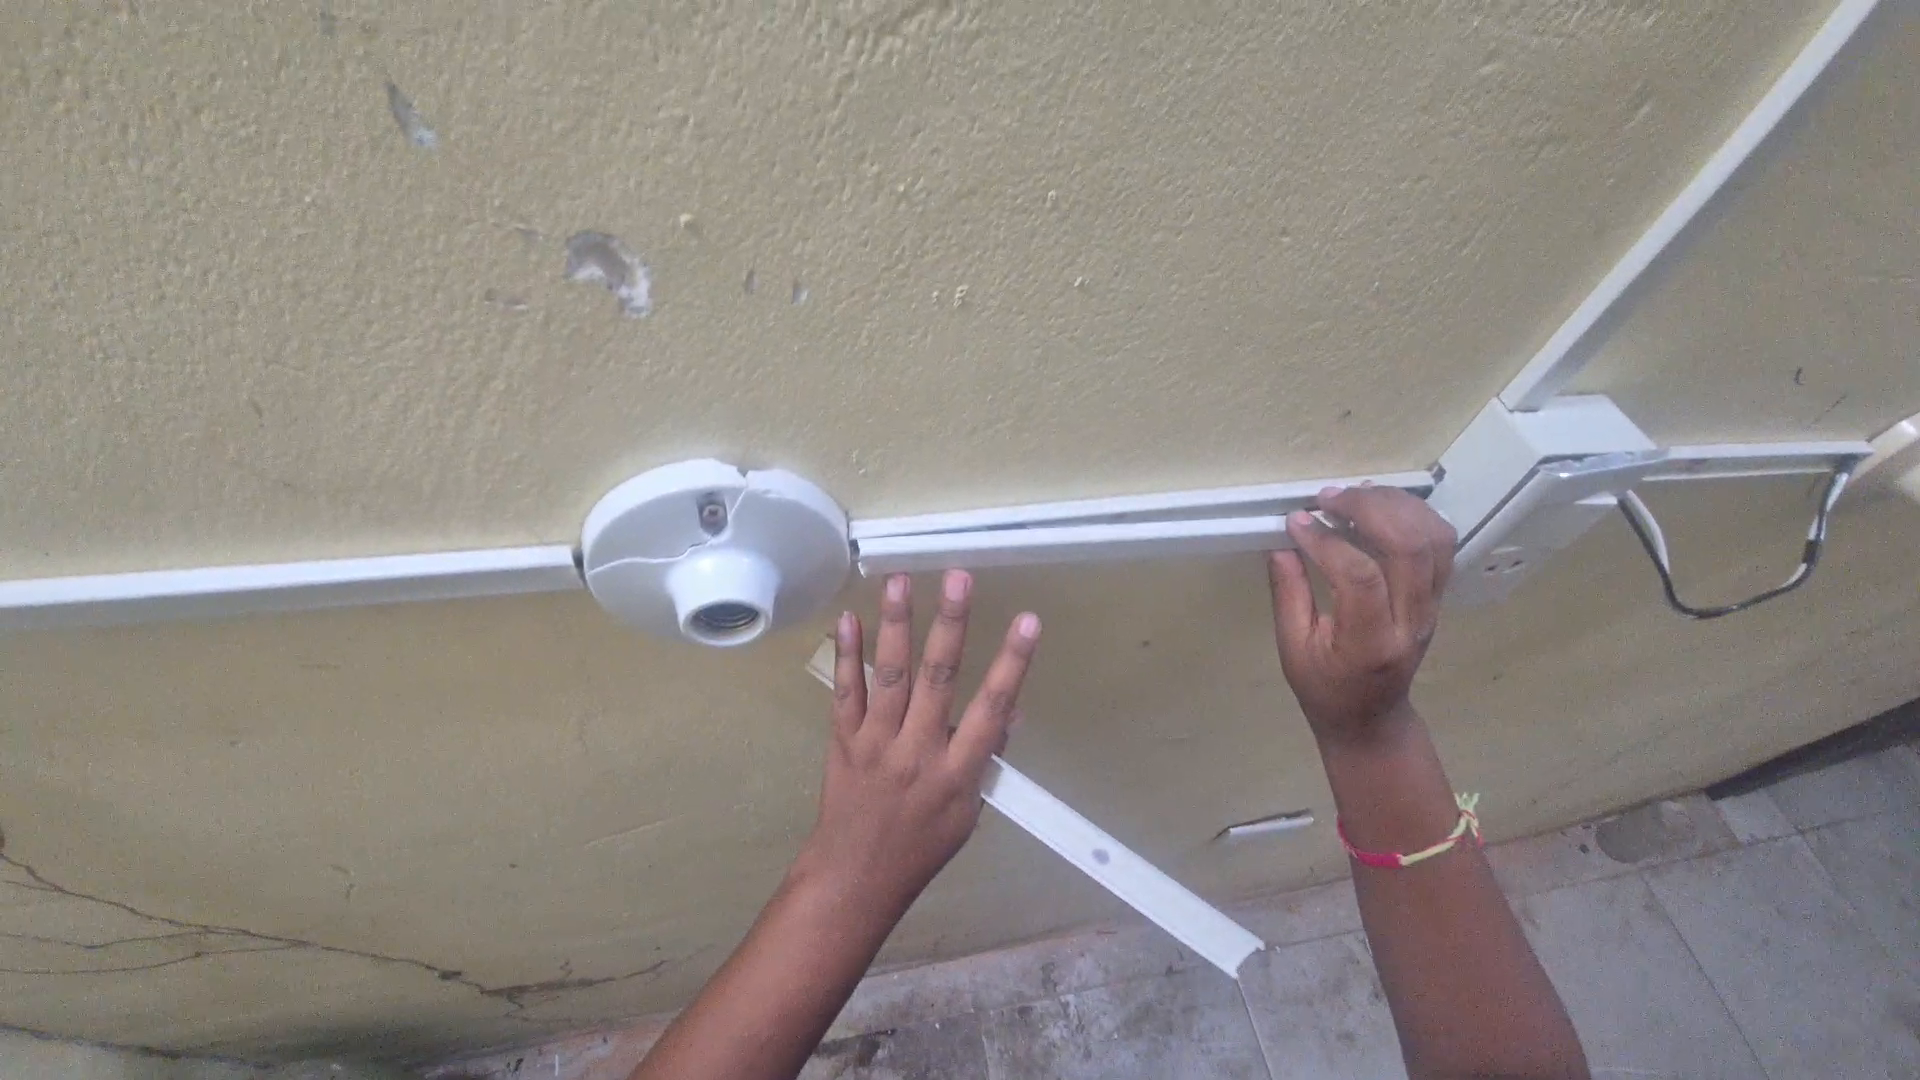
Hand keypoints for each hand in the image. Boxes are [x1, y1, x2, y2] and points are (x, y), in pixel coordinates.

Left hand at [796, 570, 1040, 919]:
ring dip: (896, 624)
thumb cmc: (921, 846)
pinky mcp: (843, 740)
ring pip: (889, 676)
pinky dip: (847, 654)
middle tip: (959, 578)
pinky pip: (845, 692)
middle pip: (937, 679)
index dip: (1013, 664)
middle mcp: (917, 751)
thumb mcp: (968, 812)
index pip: (992, 709)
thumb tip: (1010, 709)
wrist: (854, 878)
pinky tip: (848, 618)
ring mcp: (876, 743)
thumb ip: (984, 756)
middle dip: (951, 625)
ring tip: (901, 581)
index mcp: (957, 773)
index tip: (1028, 621)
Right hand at [1266, 486, 1455, 745]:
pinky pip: (1440, 543)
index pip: (1360, 577)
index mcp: (1370, 643)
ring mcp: (1432, 606)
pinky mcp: (1437, 595)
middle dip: (1367, 510)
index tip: (1297, 522)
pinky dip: (1413, 514)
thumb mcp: (1292, 648)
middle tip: (1327, 498)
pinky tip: (1379, 507)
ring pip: (1434, 538)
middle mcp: (1412, 621)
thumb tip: (1283, 543)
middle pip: (1410, 547)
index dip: (1327, 542)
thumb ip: (1288, 594)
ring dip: (1395, 505)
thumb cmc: (1324, 688)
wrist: (1371, 717)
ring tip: (1354, 496)